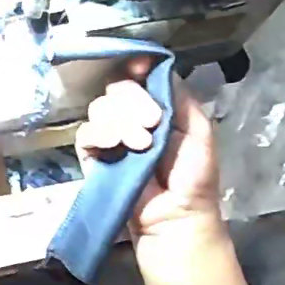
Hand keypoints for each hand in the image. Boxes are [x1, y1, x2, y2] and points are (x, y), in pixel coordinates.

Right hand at [74, 61, 224, 247]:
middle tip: (152, 123)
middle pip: (116, 89)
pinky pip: (85, 134)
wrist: (176, 217)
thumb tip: (160, 69)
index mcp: (154, 109)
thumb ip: (180, 99)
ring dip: (121, 120)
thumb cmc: (194, 179)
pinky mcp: (92, 157)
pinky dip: (100, 134)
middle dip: (133, 100)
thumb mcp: (199, 132)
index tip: (140, 67)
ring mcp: (109, 138)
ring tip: (141, 145)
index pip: (137, 78)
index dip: (134, 68)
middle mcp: (129, 119)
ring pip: (99, 108)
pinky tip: (117, 145)